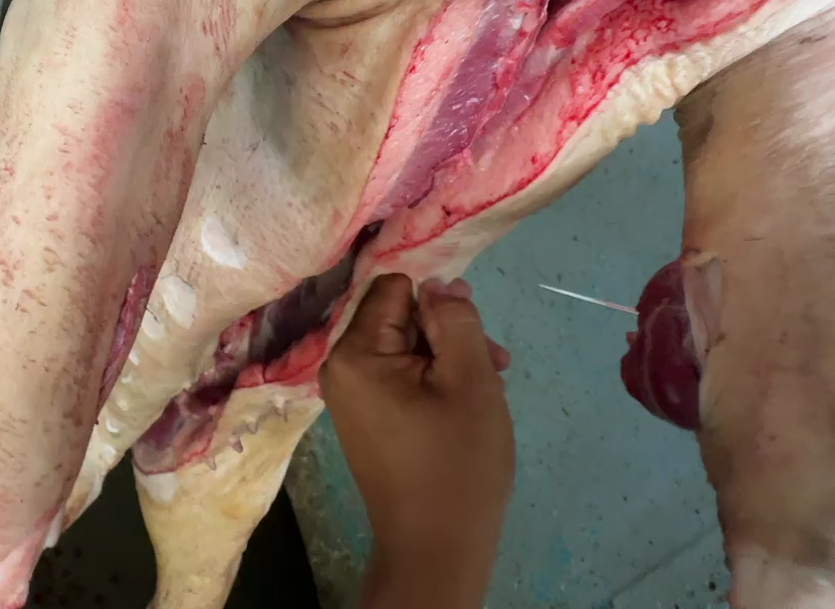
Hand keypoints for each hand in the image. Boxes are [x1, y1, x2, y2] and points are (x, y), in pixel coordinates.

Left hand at [319, 274, 515, 608]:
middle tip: (494, 362)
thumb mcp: (469, 380)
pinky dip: (435, 380)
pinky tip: (467, 402)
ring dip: (449, 357)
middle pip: (399, 317)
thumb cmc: (456, 464)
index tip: (469, 331)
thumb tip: (440, 282)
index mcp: (354, 352)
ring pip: (405, 346)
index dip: (437, 303)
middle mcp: (340, 366)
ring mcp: (350, 392)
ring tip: (491, 384)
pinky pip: (400, 374)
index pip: (393, 289)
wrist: (436, 552)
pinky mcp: (366, 414)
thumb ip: (456, 320)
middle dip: (448, 334)